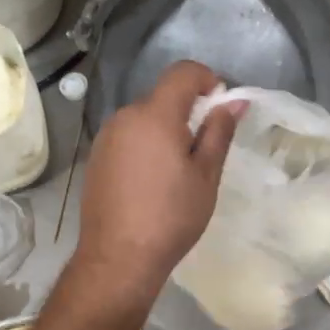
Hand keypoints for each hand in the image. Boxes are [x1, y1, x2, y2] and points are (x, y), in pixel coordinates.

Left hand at [75, 62, 243, 293]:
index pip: (182, 72)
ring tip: (177, 172)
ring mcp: (105, 138)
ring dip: (164, 130)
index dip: (207, 80)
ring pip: (143, 119)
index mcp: (154, 115)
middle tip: (203, 150)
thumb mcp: (205, 176)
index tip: (220, 107)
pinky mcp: (95, 159)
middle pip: (161, 97)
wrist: (118, 258)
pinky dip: (144, 147)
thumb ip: (219, 132)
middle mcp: (124, 117)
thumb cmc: (170, 217)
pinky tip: (152, 182)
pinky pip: (127, 138)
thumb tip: (234, 102)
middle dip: (186, 111)